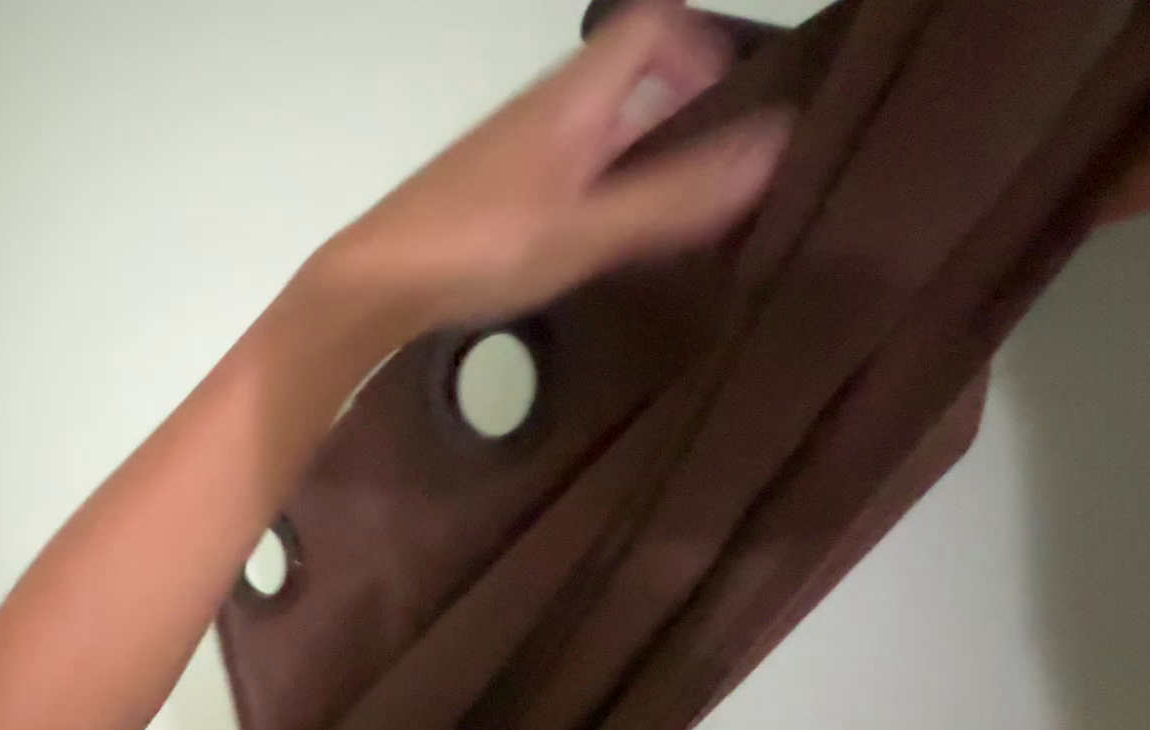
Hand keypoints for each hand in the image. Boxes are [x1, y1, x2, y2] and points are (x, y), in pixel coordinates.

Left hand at [305, 0, 789, 335]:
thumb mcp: (585, 229)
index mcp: (570, 101)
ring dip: (632, 164)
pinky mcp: (483, 193)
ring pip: (590, 134)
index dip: (700, 48)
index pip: (649, 26)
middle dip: (675, 119)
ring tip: (656, 223)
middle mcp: (538, 113)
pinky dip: (589, 193)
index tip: (725, 108)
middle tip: (704, 182)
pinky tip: (588, 245)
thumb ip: (673, 195)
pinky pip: (557, 172)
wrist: (374, 283)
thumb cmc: (474, 250)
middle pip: (625, 84)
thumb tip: (775, 147)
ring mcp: (506, 154)